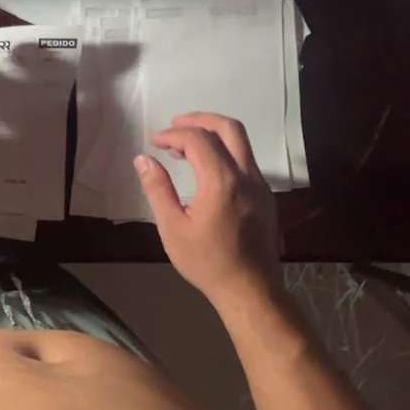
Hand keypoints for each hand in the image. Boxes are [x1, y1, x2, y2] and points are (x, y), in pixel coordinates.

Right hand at [134, 113, 282, 308]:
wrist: (250, 289)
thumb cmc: (207, 262)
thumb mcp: (172, 228)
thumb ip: (158, 189)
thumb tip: (144, 159)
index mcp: (222, 182)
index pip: (198, 139)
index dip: (173, 134)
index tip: (154, 143)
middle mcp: (246, 176)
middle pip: (229, 128)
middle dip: (199, 120)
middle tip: (175, 126)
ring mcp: (261, 185)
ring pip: (242, 142)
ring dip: (213, 134)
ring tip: (186, 145)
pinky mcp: (265, 196)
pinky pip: (246, 160)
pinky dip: (224, 151)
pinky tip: (205, 168)